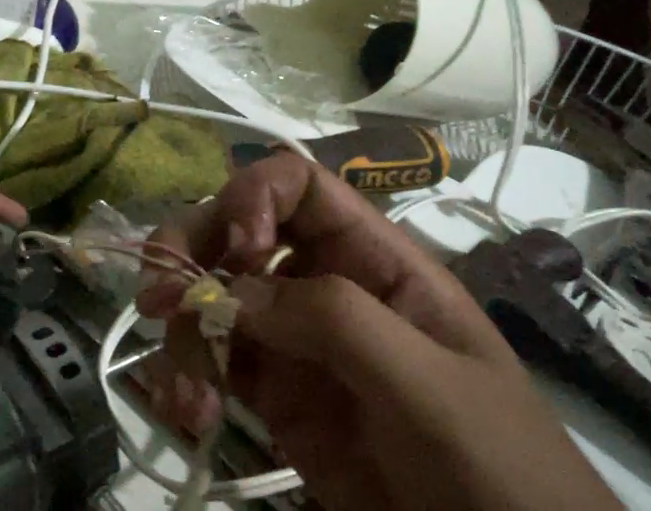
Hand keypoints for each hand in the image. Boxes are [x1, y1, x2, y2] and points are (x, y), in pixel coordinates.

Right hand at [139, 154, 620, 510]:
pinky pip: (208, 361)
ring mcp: (293, 342)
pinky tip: (188, 413)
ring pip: (209, 298)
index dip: (253, 197)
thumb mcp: (429, 385)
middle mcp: (323, 287)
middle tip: (155, 297)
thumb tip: (229, 290)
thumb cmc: (494, 463)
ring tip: (186, 395)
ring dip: (182, 335)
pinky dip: (184, 377)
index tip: (235, 250)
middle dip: (187, 255)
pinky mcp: (272, 394)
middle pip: (233, 234)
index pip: (297, 188)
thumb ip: (336, 321)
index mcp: (373, 262)